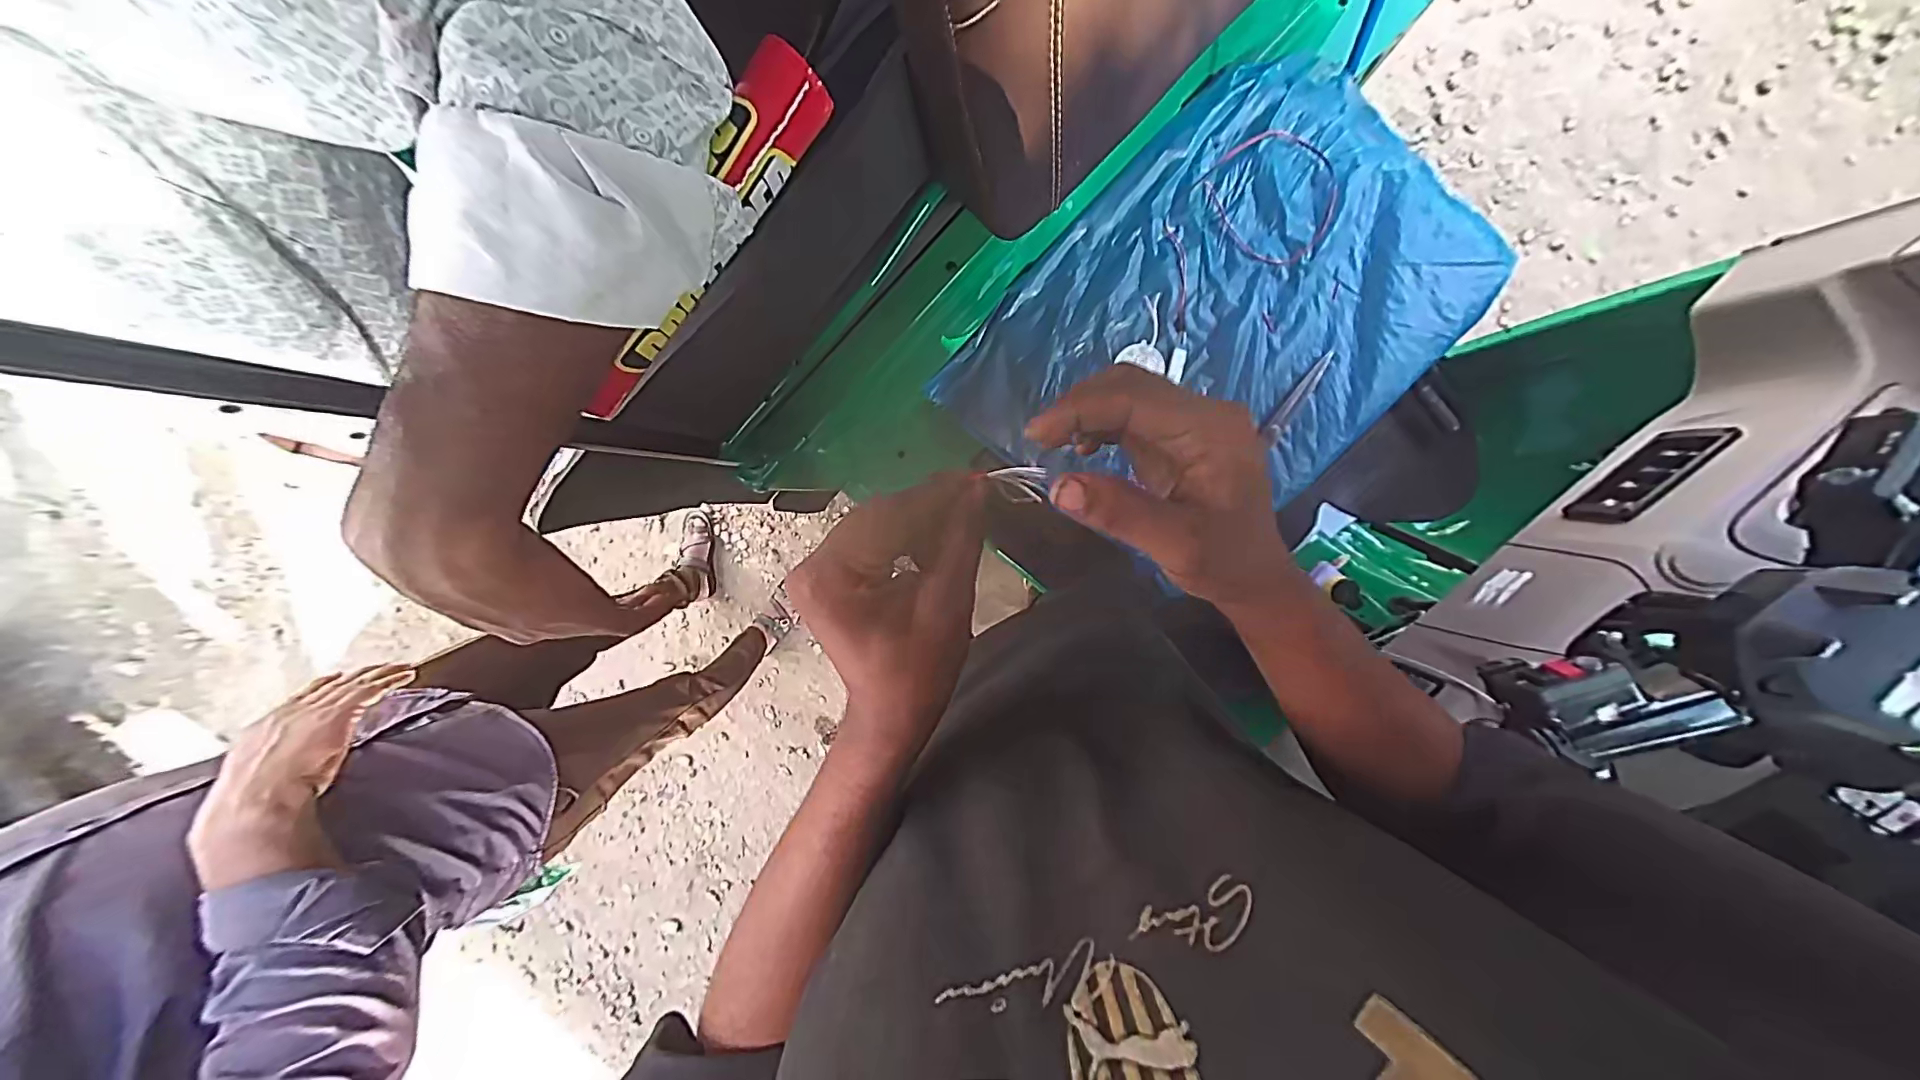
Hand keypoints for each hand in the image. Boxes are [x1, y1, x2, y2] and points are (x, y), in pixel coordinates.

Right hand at [188, 664, 414, 890]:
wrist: (255, 802)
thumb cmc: (253, 803)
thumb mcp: (257, 779)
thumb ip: (276, 769)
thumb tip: (284, 780)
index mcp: (263, 729)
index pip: (298, 701)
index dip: (321, 689)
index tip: (336, 680)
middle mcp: (288, 713)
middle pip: (328, 688)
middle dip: (354, 677)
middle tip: (375, 668)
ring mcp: (313, 711)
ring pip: (353, 684)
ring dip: (379, 675)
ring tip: (400, 669)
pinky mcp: (337, 713)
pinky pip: (369, 690)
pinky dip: (388, 681)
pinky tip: (404, 675)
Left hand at [786, 474, 987, 743]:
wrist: (892, 713)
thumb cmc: (917, 673)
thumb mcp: (946, 604)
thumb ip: (959, 540)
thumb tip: (976, 489)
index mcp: (829, 577)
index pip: (888, 519)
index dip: (935, 497)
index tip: (974, 480)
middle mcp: (812, 565)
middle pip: (879, 517)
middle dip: (929, 506)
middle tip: (974, 494)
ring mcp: (817, 569)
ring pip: (878, 524)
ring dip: (920, 519)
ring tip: (962, 514)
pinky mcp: (830, 573)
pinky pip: (873, 539)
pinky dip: (907, 535)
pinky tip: (936, 534)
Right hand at [1025, 365, 1298, 605]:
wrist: (1256, 577)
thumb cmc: (1225, 563)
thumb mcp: (1176, 546)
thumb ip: (1120, 514)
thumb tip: (1059, 486)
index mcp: (1210, 430)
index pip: (1134, 398)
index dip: (1080, 409)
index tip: (1037, 434)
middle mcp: (1204, 414)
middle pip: (1130, 384)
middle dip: (1079, 405)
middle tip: (1040, 439)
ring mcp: (1193, 422)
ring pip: (1128, 393)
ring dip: (1086, 412)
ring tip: (1055, 443)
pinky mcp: (1180, 436)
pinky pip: (1133, 414)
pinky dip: (1101, 423)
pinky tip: (1084, 447)